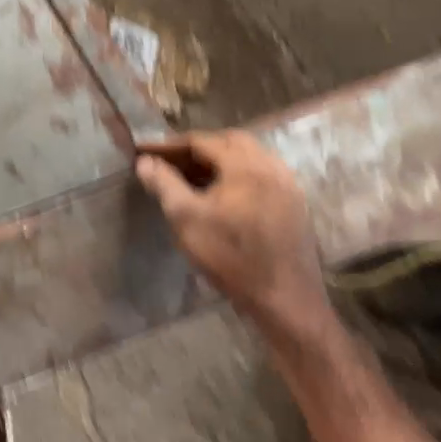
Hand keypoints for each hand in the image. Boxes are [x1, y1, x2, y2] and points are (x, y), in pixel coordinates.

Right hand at [135, 131, 328, 331]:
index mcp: (247, 169)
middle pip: (233, 142)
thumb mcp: (185, 217)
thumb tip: (144, 161)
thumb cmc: (230, 255)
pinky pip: (264, 174)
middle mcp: (273, 171)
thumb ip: (163, 183)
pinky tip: (223, 193)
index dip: (170, 144)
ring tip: (194, 175)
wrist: (284, 300)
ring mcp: (289, 190)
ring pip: (252, 157)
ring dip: (221, 159)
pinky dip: (239, 173)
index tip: (146, 153)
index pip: (203, 141)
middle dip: (200, 146)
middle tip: (172, 161)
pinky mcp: (295, 207)